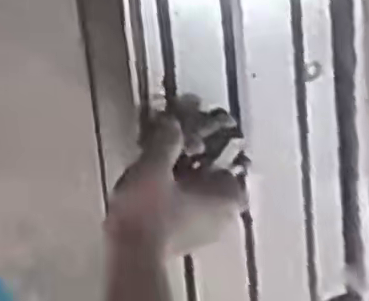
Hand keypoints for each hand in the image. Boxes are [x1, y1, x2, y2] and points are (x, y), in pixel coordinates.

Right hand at [106, 104, 246, 257]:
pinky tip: (154, 177)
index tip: (202, 137)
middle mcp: (220, 217)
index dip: (221, 154)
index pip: (236, 175)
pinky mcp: (183, 233)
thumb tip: (174, 120)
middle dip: (199, 161)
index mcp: (222, 202)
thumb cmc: (149, 206)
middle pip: (216, 183)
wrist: (132, 248)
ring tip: (161, 154)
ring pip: (201, 194)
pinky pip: (187, 203)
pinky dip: (176, 188)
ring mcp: (202, 229)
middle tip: (177, 140)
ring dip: (185, 174)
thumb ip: (166, 141)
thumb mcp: (154, 166)